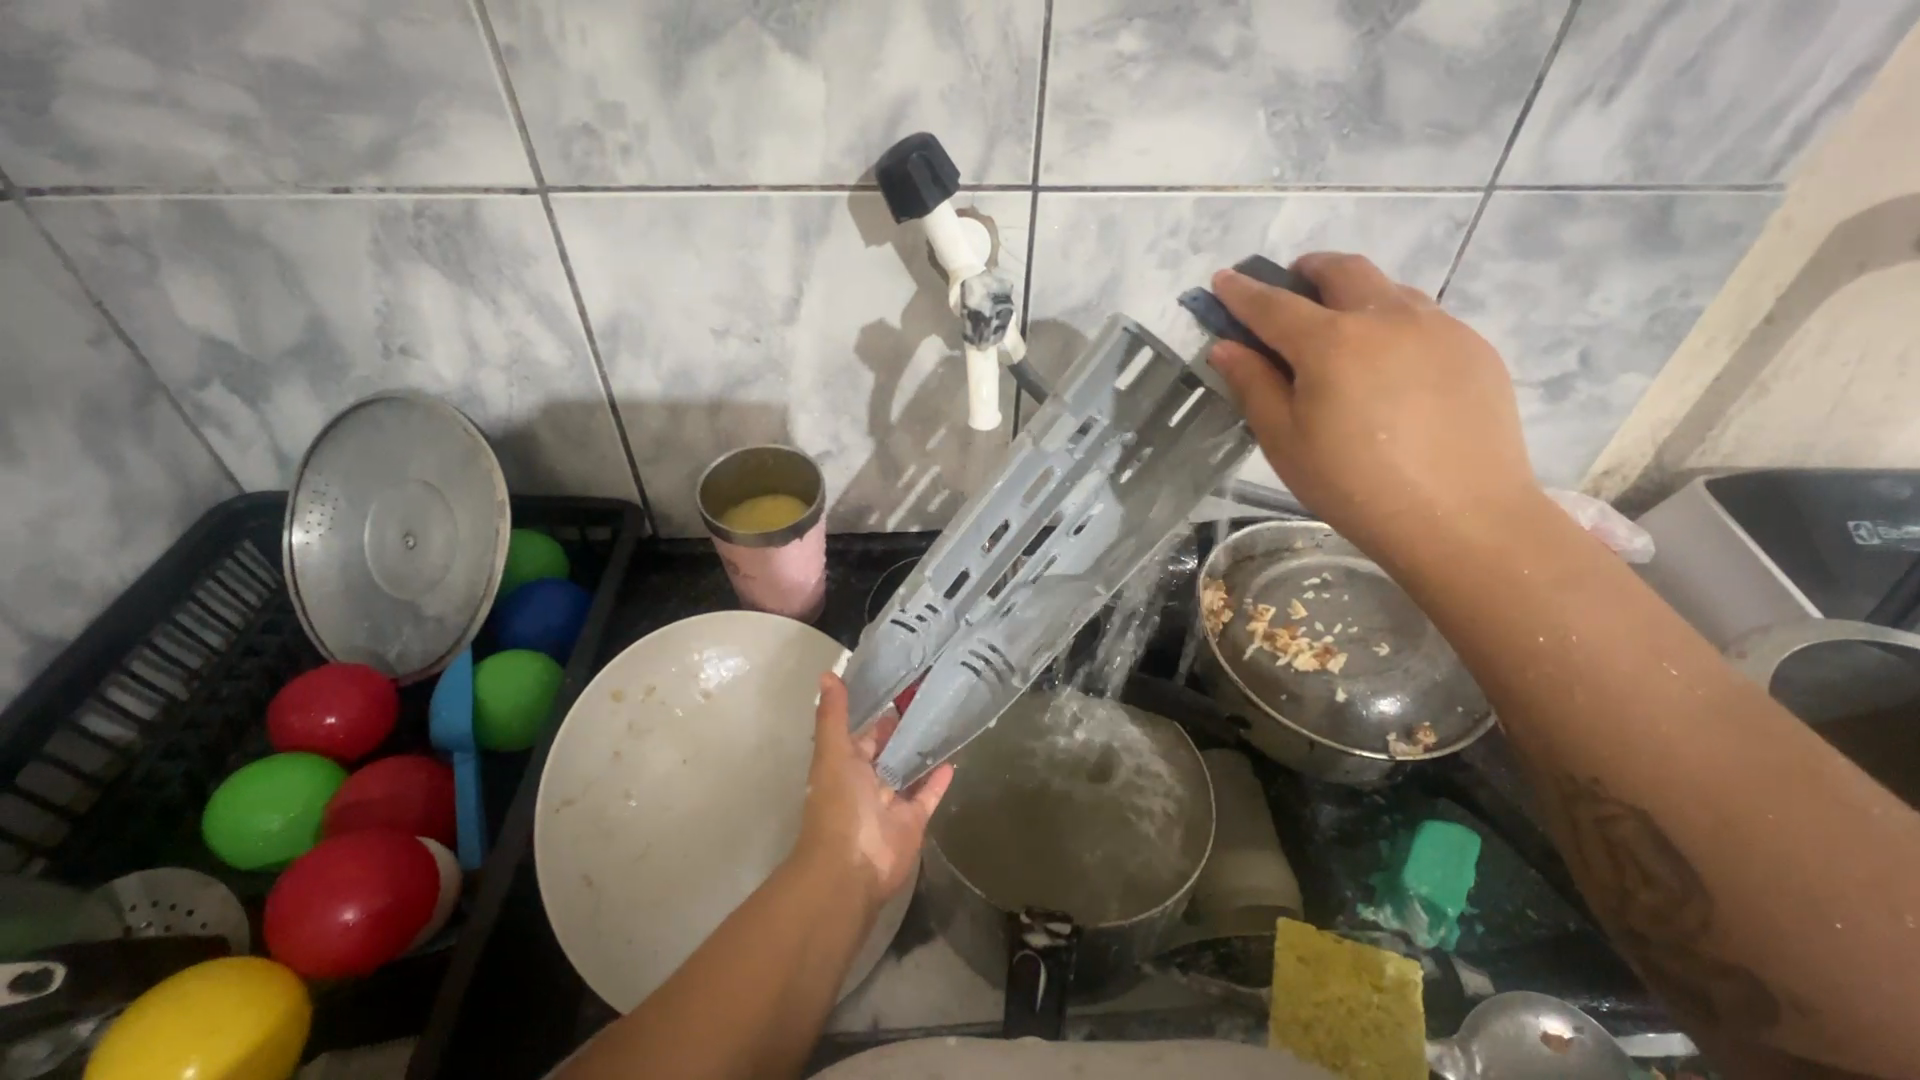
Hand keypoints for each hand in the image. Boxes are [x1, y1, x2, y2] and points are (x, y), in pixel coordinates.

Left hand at [794, 674, 953, 912]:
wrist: (850, 867)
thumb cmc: (838, 805)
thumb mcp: (833, 753)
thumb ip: (834, 715)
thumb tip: (828, 673)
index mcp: (844, 766)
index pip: (861, 735)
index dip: (876, 715)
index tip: (899, 688)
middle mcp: (866, 783)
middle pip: (886, 753)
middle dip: (901, 732)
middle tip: (929, 700)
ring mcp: (890, 804)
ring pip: (907, 773)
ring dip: (921, 754)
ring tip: (946, 723)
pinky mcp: (913, 822)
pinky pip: (927, 796)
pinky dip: (938, 781)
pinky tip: (954, 759)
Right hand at [1207, 252, 1544, 559]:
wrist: (1461, 517)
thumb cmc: (1354, 486)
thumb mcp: (1285, 443)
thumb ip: (1253, 386)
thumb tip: (1226, 347)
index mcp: (1330, 341)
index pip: (1273, 305)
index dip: (1242, 292)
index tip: (1223, 279)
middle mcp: (1386, 317)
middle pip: (1342, 270)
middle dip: (1309, 270)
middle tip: (1294, 286)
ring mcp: (1439, 328)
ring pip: (1389, 289)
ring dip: (1356, 294)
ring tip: (1345, 329)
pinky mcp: (1474, 348)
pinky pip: (1426, 319)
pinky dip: (1395, 324)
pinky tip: (1393, 368)